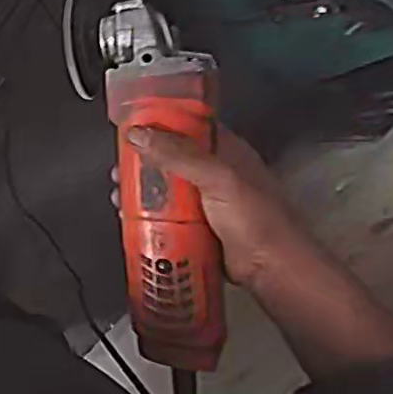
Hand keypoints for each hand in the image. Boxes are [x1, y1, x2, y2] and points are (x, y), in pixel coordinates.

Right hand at [113, 124, 392, 377]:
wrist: (273, 271)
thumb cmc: (256, 221)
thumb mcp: (218, 179)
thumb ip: (179, 155)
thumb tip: (137, 134)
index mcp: (226, 152)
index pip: (189, 126)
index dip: (160, 122)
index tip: (130, 125)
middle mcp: (214, 171)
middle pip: (169, 157)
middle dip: (140, 161)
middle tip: (119, 168)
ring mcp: (204, 199)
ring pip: (163, 185)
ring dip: (139, 188)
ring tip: (120, 194)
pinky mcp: (195, 223)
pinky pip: (163, 211)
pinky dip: (144, 211)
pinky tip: (128, 214)